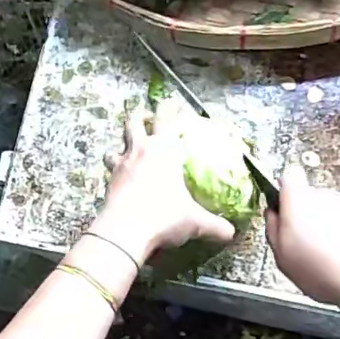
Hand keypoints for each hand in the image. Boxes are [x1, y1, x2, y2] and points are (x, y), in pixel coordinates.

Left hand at [91, 108, 236, 260]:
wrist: (124, 231)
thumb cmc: (164, 217)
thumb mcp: (195, 222)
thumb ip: (215, 226)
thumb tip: (231, 234)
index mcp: (165, 149)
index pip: (167, 118)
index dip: (170, 108)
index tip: (174, 104)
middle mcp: (141, 151)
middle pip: (135, 121)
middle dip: (141, 116)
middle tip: (147, 117)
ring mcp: (121, 165)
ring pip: (117, 144)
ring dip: (122, 143)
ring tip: (128, 149)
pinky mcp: (107, 182)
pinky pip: (109, 169)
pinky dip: (114, 169)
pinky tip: (119, 178)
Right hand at [265, 165, 339, 306]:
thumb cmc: (324, 269)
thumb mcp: (280, 255)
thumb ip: (272, 228)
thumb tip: (271, 215)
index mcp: (298, 199)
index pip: (285, 179)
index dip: (278, 194)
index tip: (276, 213)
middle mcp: (324, 196)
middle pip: (305, 197)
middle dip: (299, 216)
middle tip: (295, 244)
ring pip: (324, 212)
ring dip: (320, 228)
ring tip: (319, 257)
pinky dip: (338, 237)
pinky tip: (337, 260)